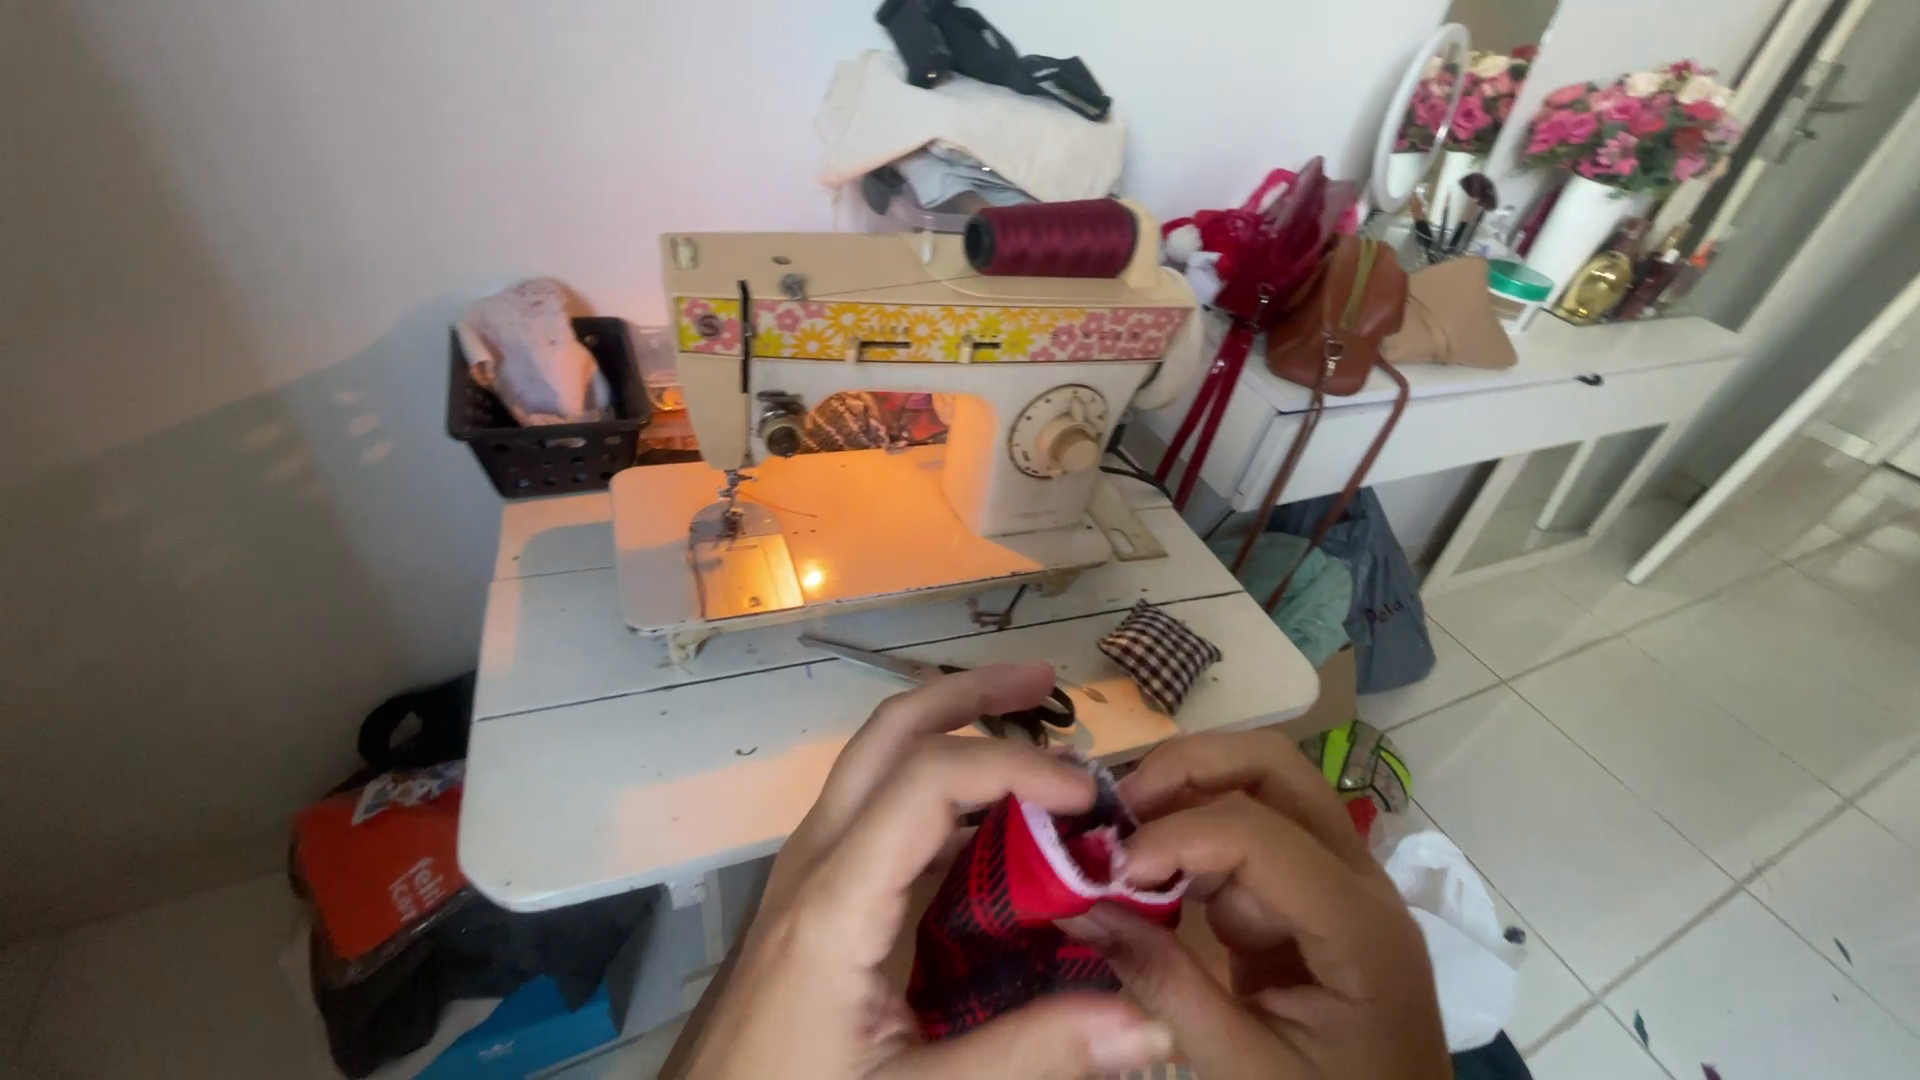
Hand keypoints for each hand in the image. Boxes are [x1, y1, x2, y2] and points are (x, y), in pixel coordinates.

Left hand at [684, 664, 1175, 1079]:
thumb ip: (1029, 1055)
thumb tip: (1147, 1022)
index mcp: (836, 899)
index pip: (929, 780)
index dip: (1015, 767)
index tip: (1086, 796)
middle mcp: (817, 855)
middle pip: (890, 731)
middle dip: (970, 692)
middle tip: (1044, 681)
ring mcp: (811, 863)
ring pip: (880, 755)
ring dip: (952, 724)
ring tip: (1026, 728)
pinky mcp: (817, 884)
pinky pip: (881, 801)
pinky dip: (940, 782)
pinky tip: (987, 811)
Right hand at [1059, 729, 1447, 1079]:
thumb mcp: (1243, 1070)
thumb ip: (1161, 983)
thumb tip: (1080, 905)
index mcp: (1359, 929)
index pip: (1259, 834)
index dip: (1175, 835)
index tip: (1113, 871)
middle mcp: (1360, 876)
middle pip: (1272, 766)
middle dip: (1186, 769)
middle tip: (1119, 809)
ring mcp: (1341, 872)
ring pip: (1261, 777)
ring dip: (1188, 792)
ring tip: (1132, 836)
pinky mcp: (1313, 882)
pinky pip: (1252, 821)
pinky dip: (1197, 831)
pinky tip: (1163, 875)